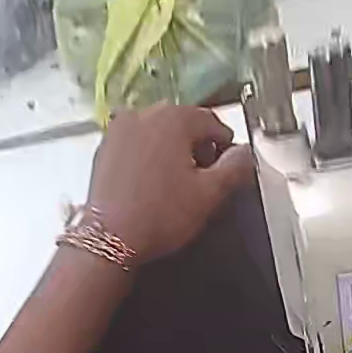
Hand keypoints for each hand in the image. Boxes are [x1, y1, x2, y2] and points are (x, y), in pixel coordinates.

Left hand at [86, 104, 254, 264]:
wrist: (111, 238)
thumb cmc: (162, 215)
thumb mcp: (210, 194)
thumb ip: (235, 168)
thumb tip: (246, 153)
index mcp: (173, 119)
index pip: (212, 122)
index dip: (226, 146)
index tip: (228, 168)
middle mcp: (143, 114)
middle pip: (184, 123)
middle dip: (198, 147)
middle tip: (203, 179)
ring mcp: (119, 129)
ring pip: (159, 132)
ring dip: (174, 151)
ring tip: (178, 184)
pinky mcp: (105, 147)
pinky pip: (138, 144)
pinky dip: (150, 156)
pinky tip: (153, 184)